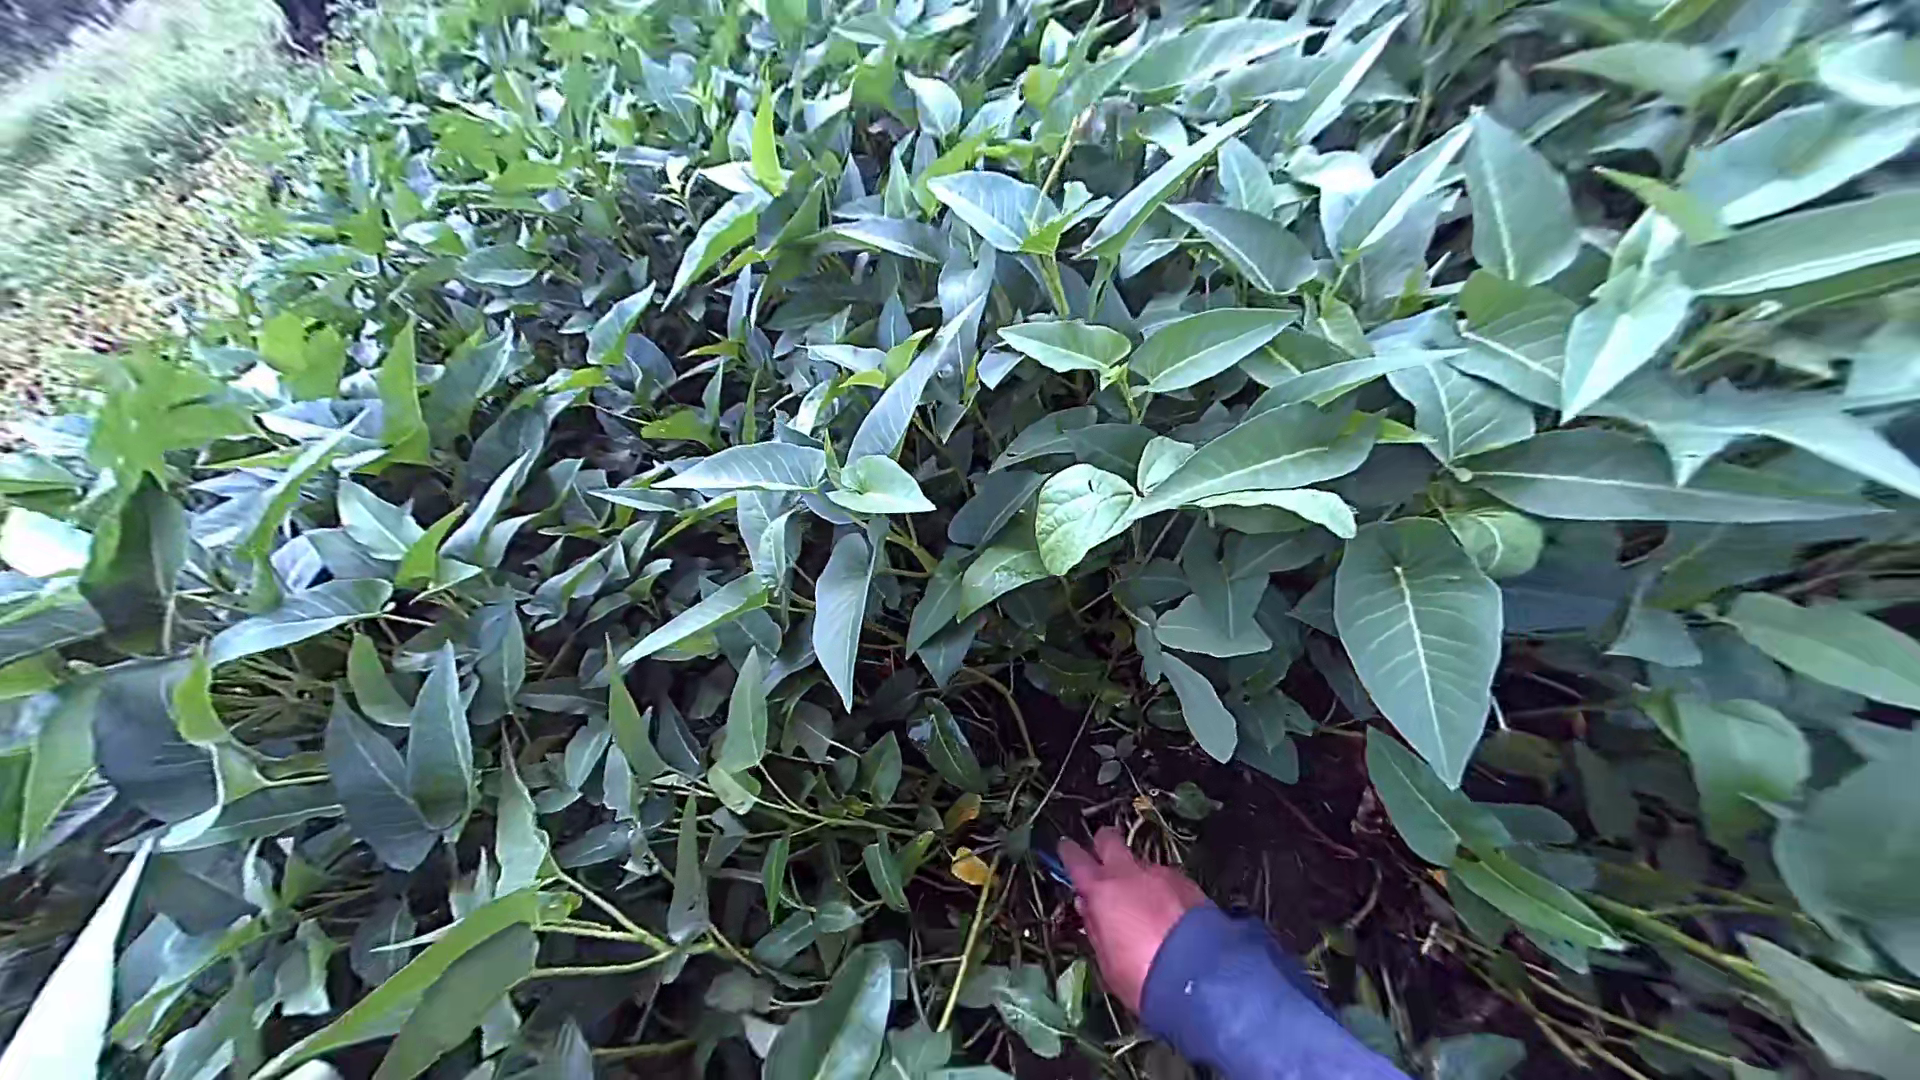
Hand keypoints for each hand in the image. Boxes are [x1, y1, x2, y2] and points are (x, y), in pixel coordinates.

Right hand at [1058, 826, 1207, 1012]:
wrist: (1203, 978)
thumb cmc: (1144, 976)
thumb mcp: (1108, 963)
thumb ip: (1095, 928)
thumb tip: (1087, 906)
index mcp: (1101, 891)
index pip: (1076, 859)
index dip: (1069, 851)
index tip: (1066, 847)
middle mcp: (1127, 873)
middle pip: (1109, 839)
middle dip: (1103, 843)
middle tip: (1103, 857)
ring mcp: (1159, 873)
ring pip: (1140, 862)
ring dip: (1137, 875)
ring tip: (1144, 901)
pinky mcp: (1187, 882)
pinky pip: (1166, 877)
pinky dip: (1163, 889)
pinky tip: (1170, 912)